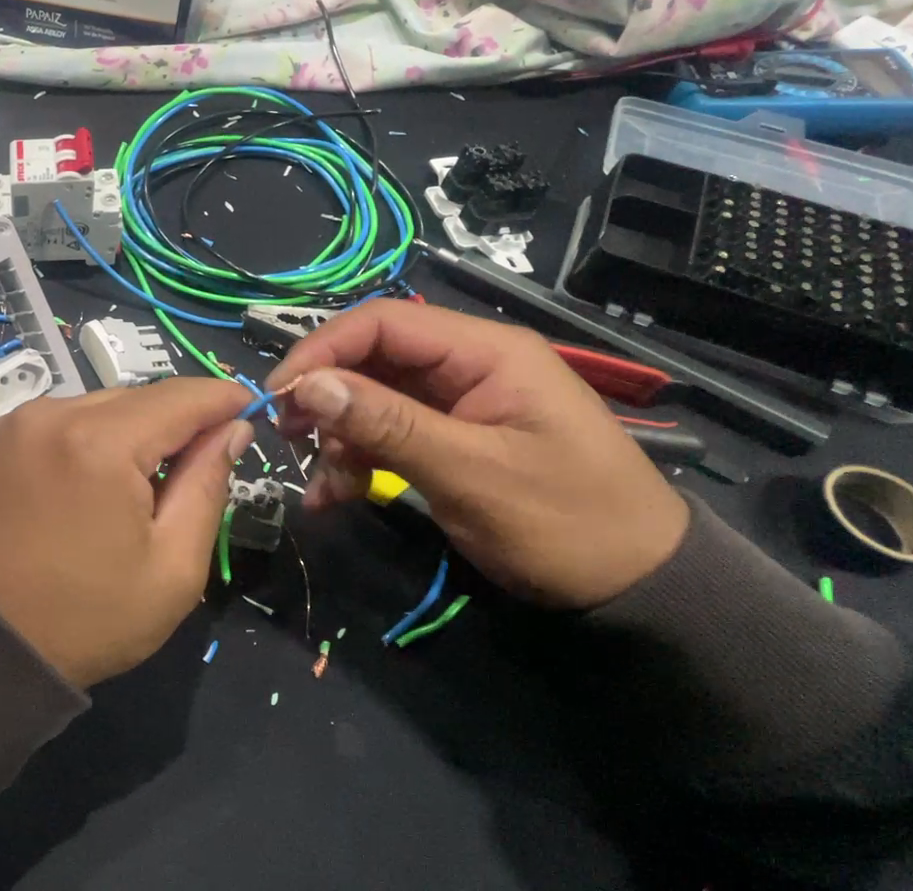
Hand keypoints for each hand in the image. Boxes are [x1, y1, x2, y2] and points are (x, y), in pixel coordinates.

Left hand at [0, 379, 254, 687]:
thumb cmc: (89, 619)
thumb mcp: (173, 566)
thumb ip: (207, 484)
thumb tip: (231, 428)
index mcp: (98, 443)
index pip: (178, 399)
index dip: (220, 400)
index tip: (249, 409)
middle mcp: (48, 416)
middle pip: (133, 399)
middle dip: (173, 422)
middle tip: (197, 464)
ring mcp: (10, 426)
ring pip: (92, 407)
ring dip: (125, 431)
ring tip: (136, 485)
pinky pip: (53, 423)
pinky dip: (81, 439)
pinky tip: (85, 482)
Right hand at [265, 300, 687, 609]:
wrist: (634, 589)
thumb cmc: (564, 522)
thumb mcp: (470, 473)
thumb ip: (386, 423)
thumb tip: (307, 385)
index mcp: (485, 352)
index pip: (382, 323)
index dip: (322, 350)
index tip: (278, 394)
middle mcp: (466, 366)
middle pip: (369, 359)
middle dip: (324, 397)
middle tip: (288, 438)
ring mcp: (455, 403)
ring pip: (368, 400)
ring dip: (336, 439)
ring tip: (324, 487)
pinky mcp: (446, 438)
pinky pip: (382, 434)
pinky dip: (353, 461)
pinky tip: (334, 497)